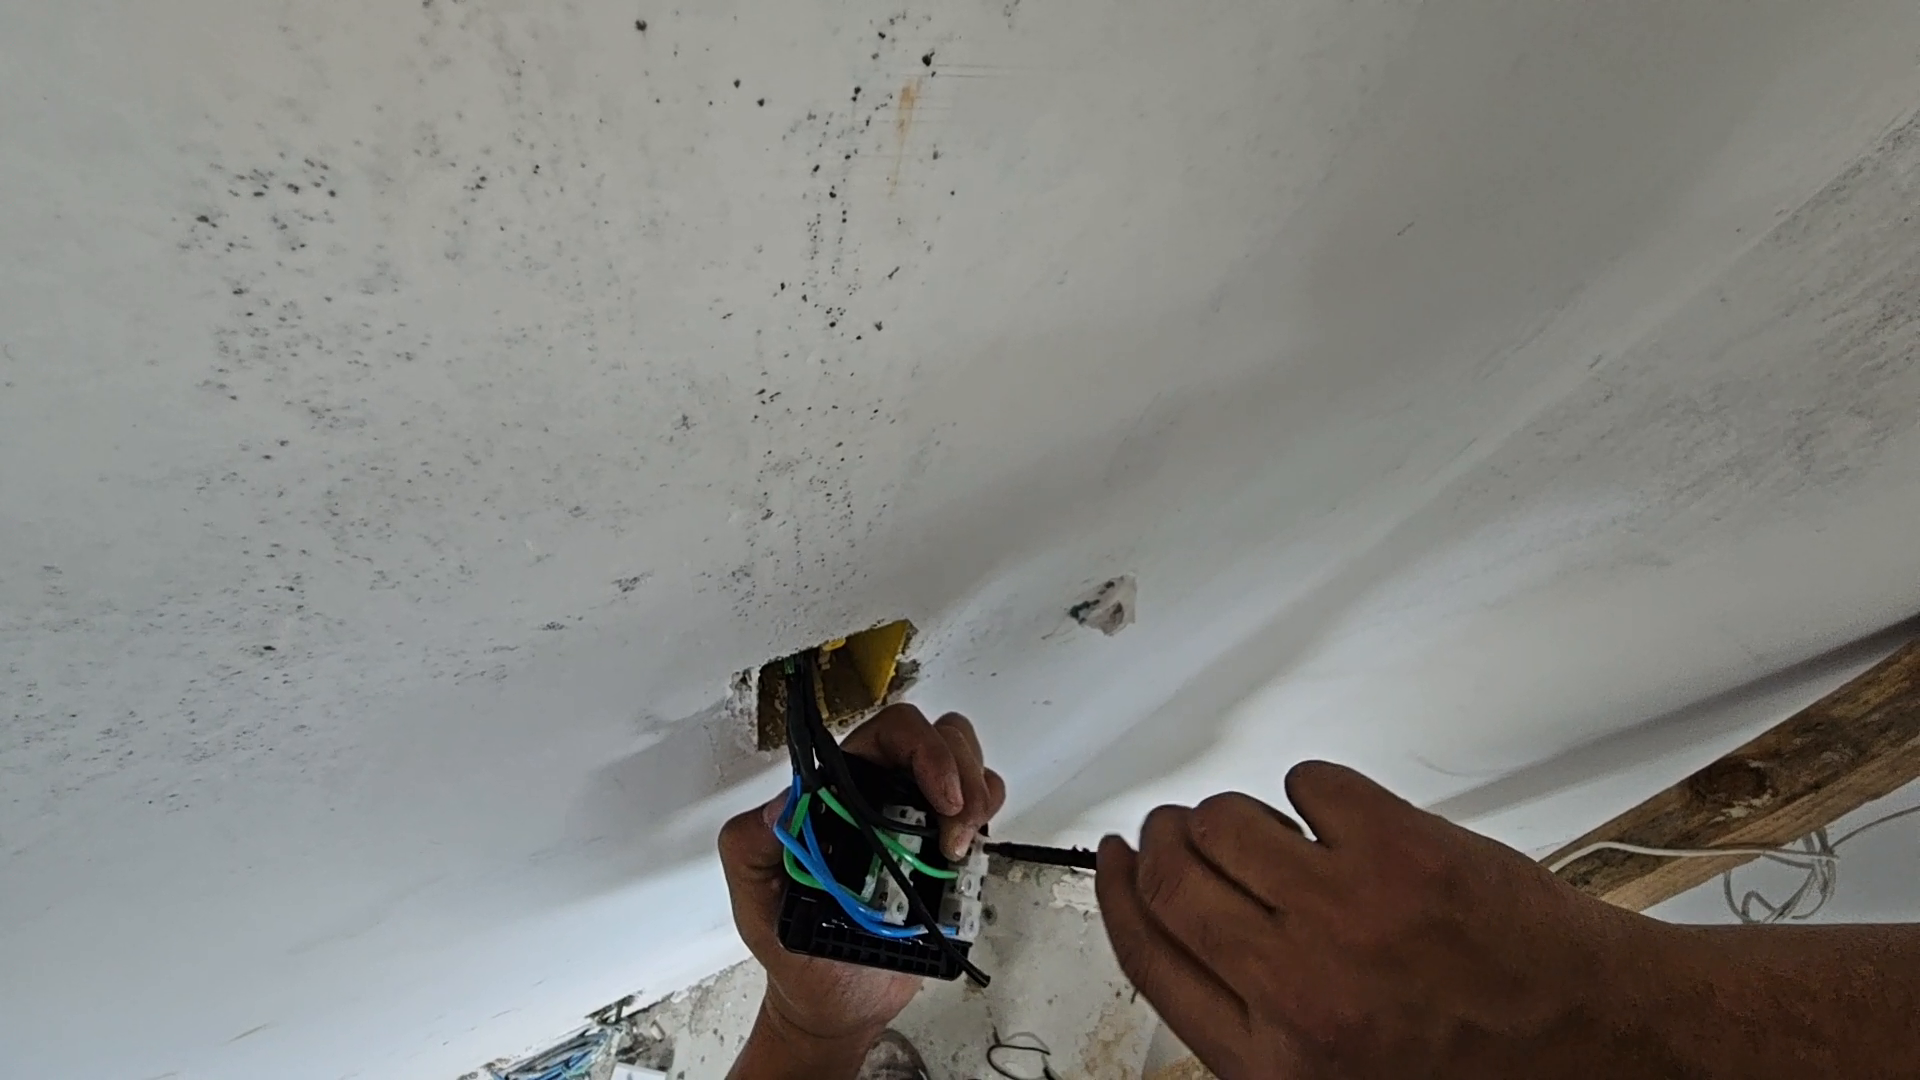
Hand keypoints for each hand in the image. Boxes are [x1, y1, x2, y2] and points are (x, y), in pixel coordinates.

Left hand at [718, 704, 1005, 1068]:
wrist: (834, 1001)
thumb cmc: (793, 944)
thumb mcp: (755, 890)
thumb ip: (752, 841)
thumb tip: (784, 804)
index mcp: (843, 786)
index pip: (892, 732)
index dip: (924, 748)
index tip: (941, 797)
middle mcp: (886, 790)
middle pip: (940, 735)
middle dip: (960, 772)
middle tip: (955, 832)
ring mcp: (921, 815)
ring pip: (967, 760)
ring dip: (978, 795)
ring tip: (958, 849)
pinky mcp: (948, 845)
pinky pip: (982, 803)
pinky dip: (987, 816)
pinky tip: (966, 853)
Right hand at [1096, 762, 1670, 1078]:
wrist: (1632, 1056)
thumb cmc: (1484, 1073)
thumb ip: (1245, 1021)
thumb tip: (1167, 917)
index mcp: (1276, 1064)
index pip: (1147, 952)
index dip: (1114, 890)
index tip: (1111, 853)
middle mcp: (1301, 992)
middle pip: (1169, 873)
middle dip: (1163, 836)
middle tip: (1179, 826)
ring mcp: (1350, 914)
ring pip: (1225, 815)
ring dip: (1239, 812)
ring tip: (1281, 833)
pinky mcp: (1401, 849)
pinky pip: (1305, 778)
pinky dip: (1315, 790)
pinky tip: (1346, 824)